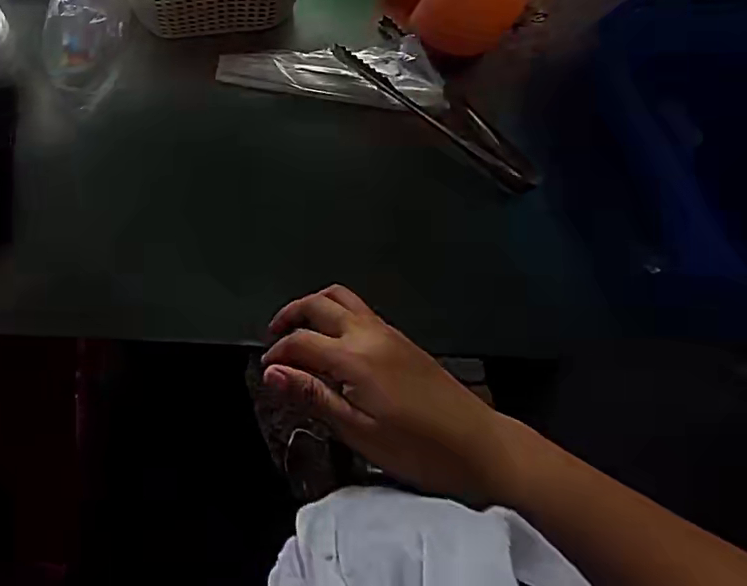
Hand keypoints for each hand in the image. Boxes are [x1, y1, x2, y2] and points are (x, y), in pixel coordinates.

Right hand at [262, 285, 506, 503]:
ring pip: (339, 297)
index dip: (277, 355)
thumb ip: (313, 396)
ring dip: (313, 306)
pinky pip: (358, 308)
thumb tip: (273, 373)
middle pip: (316, 305)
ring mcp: (386, 330)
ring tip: (299, 329)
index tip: (266, 372)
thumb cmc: (419, 449)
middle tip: (273, 340)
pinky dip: (335, 311)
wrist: (480, 445)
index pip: (300, 341)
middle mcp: (367, 332)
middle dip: (288, 316)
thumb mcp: (359, 433)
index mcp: (354, 357)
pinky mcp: (400, 337)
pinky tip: (334, 339)